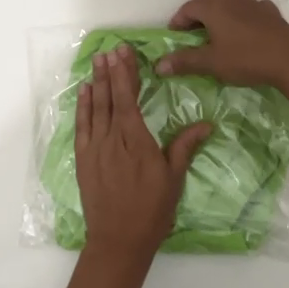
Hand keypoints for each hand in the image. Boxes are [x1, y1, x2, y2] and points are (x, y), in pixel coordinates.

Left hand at [76, 46, 211, 264]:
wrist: (118, 239)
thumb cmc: (152, 211)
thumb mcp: (174, 178)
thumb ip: (184, 146)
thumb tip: (206, 124)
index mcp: (136, 141)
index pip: (129, 99)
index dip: (126, 74)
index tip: (124, 53)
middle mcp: (112, 139)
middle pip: (111, 98)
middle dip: (111, 71)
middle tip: (112, 48)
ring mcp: (95, 148)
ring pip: (95, 108)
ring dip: (96, 83)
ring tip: (96, 60)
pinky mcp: (83, 159)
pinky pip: (82, 126)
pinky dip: (83, 107)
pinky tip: (85, 92)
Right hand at [157, 0, 288, 88]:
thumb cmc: (246, 59)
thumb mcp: (211, 63)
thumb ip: (184, 61)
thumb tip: (158, 65)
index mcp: (213, 7)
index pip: (188, 8)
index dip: (178, 21)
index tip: (175, 36)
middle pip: (207, 0)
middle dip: (197, 15)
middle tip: (194, 34)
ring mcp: (253, 2)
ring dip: (220, 10)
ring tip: (218, 28)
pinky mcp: (270, 11)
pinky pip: (250, 7)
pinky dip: (242, 14)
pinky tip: (245, 29)